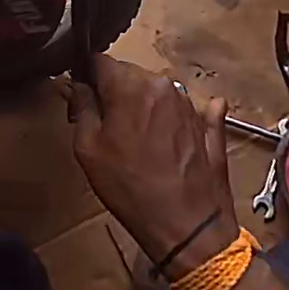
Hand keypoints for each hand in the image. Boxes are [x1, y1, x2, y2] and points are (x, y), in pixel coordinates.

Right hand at [68, 55, 238, 275]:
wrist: (189, 229)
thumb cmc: (130, 188)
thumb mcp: (88, 148)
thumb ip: (81, 107)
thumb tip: (79, 86)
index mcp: (129, 85)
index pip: (99, 60)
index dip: (87, 76)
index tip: (84, 96)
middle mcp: (161, 85)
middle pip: (128, 74)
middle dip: (115, 91)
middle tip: (107, 124)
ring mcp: (189, 103)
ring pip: (155, 91)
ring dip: (143, 105)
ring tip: (138, 140)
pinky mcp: (209, 124)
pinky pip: (189, 107)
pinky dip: (176, 115)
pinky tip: (171, 133)